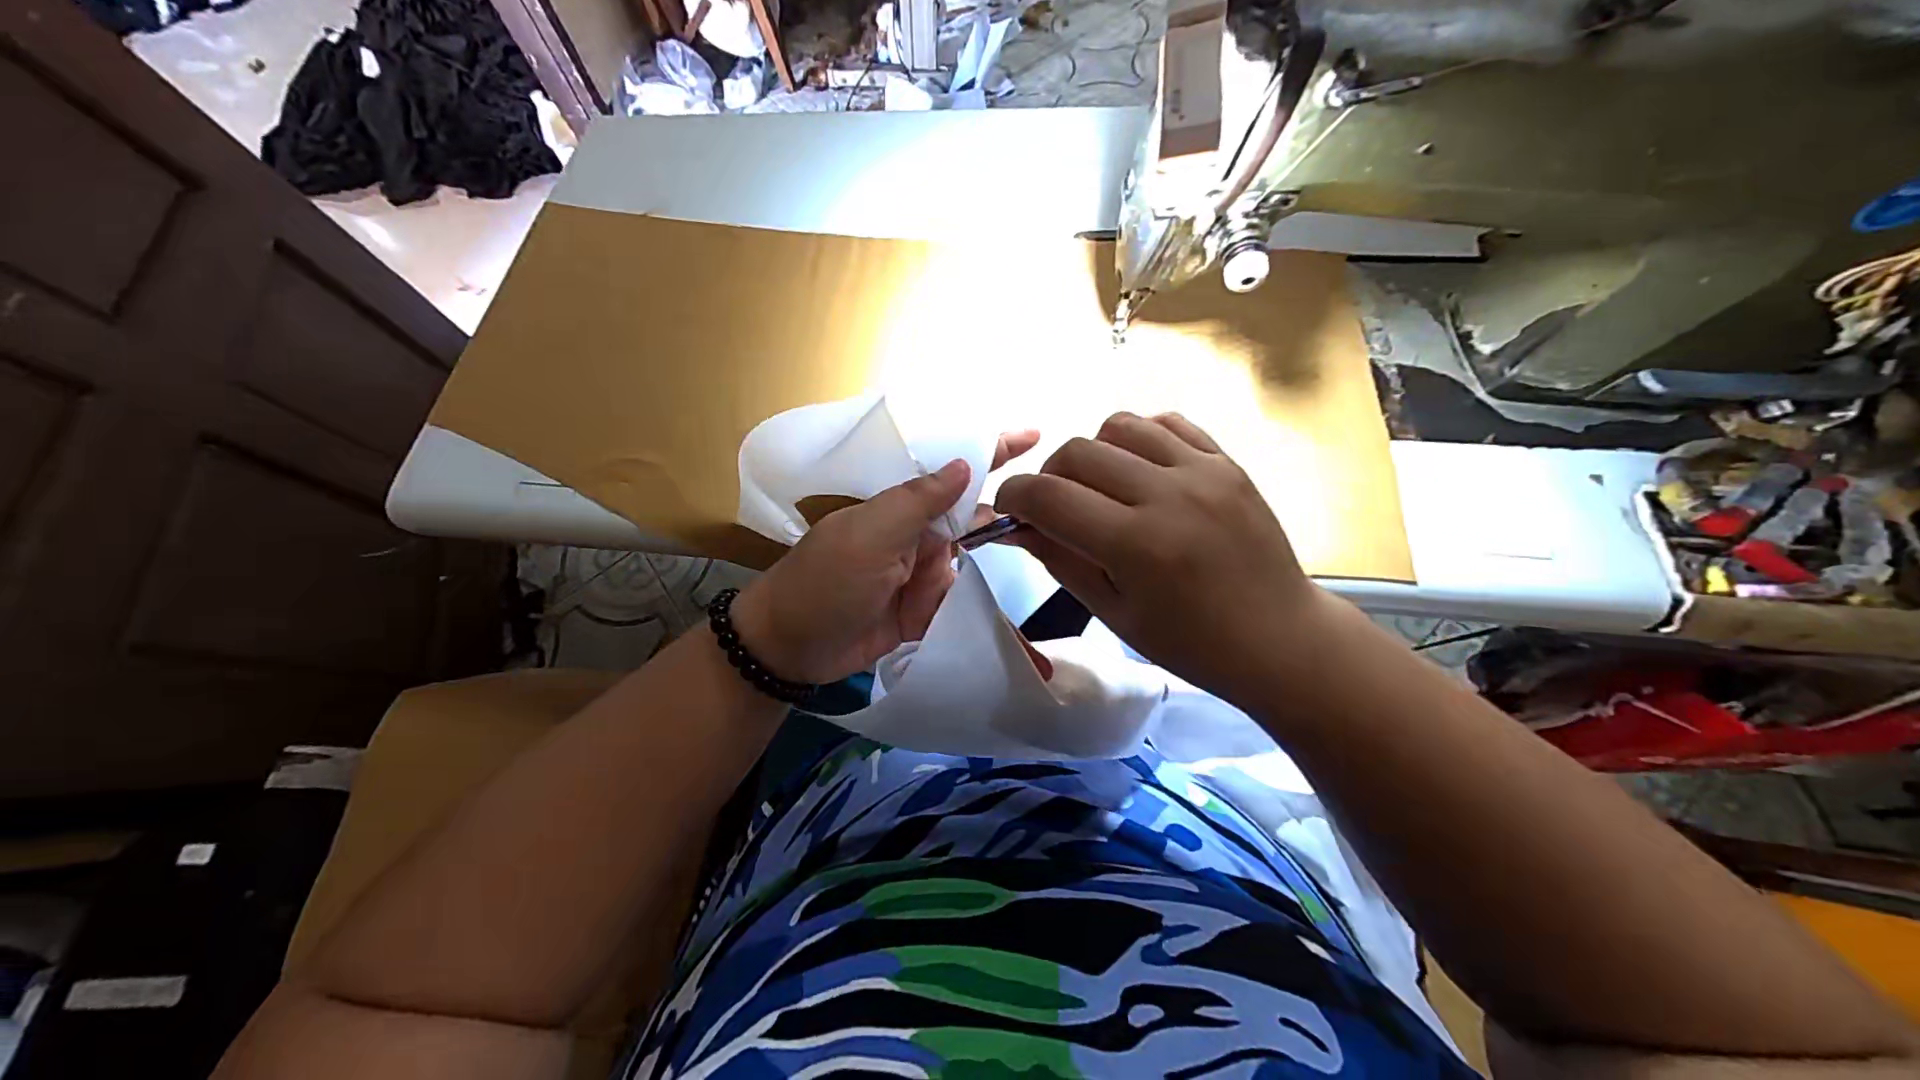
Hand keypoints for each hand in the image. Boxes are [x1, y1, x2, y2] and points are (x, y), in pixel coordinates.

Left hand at [730, 431, 1039, 684]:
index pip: (953, 473)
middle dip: (999, 524)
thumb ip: (917, 502)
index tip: (1034, 436)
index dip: (991, 452)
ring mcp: (918, 574)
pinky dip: (963, 609)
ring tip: (981, 581)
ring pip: (967, 565)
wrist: (789, 649)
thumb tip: (964, 464)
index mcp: (900, 507)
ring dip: (973, 576)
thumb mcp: (868, 536)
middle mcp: (915, 535)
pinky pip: (955, 602)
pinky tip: (967, 616)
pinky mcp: (921, 610)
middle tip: (1043, 523)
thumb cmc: (825, 582)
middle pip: (971, 521)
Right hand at [994, 412, 1336, 702]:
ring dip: (1092, 453)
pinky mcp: (1228, 462)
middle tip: (1055, 509)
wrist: (1280, 639)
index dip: (1013, 497)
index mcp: (1136, 545)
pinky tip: (1140, 472)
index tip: (1009, 511)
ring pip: (1119, 426)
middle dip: (1048, 476)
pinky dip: (1138, 440)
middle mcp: (1169, 495)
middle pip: (1077, 452)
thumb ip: (1059, 559)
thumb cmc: (1191, 644)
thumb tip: (1014, 525)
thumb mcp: (1113, 613)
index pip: (1047, 496)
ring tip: (1101, 488)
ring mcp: (1204, 472)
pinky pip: (1166, 423)